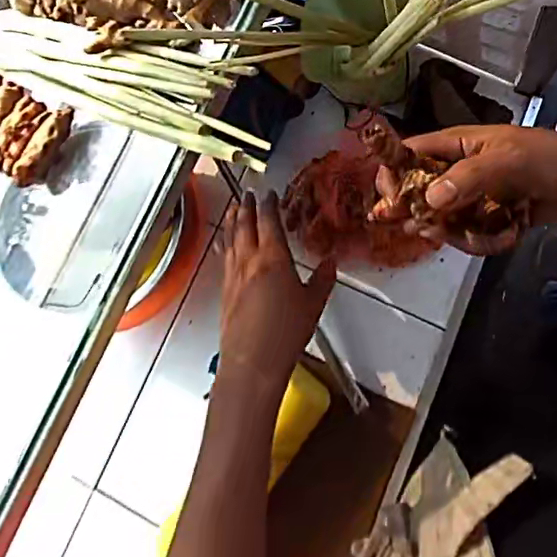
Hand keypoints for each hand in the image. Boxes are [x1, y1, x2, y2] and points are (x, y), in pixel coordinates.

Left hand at [219, 191, 336, 387]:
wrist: (251, 363)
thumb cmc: (286, 332)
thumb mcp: (313, 303)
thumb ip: (323, 279)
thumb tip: (331, 262)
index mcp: (273, 259)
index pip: (269, 222)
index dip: (269, 205)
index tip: (270, 193)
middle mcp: (249, 262)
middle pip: (245, 226)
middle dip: (247, 207)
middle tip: (248, 193)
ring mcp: (233, 277)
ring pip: (231, 240)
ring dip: (233, 221)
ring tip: (235, 208)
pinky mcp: (225, 292)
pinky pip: (225, 257)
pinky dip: (226, 243)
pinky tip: (225, 243)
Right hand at [369, 125, 556, 255]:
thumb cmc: (545, 158)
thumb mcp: (508, 160)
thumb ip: (469, 176)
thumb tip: (430, 199)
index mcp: (455, 145)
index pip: (408, 155)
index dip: (393, 175)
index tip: (392, 203)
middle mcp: (456, 170)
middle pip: (418, 194)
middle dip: (423, 216)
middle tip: (430, 230)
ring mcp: (469, 196)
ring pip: (443, 222)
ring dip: (459, 233)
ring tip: (486, 232)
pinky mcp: (483, 217)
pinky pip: (467, 235)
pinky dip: (483, 240)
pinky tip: (507, 234)